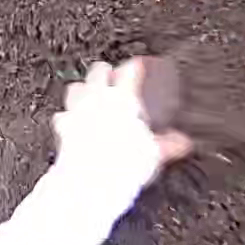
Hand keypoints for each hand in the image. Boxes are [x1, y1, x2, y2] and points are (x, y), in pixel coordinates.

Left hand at [52, 58, 193, 182]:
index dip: (135, 66)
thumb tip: (181, 143)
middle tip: (112, 74)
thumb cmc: (123, 164)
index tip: (138, 66)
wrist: (91, 179)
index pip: (130, 72)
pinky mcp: (63, 125)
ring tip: (89, 92)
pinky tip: (71, 120)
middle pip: (98, 71)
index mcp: (122, 99)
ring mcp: (77, 109)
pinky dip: (67, 117)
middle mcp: (97, 98)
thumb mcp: (153, 154)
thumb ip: (168, 145)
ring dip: (83, 88)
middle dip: (105, 71)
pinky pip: (62, 115)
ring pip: (76, 87)